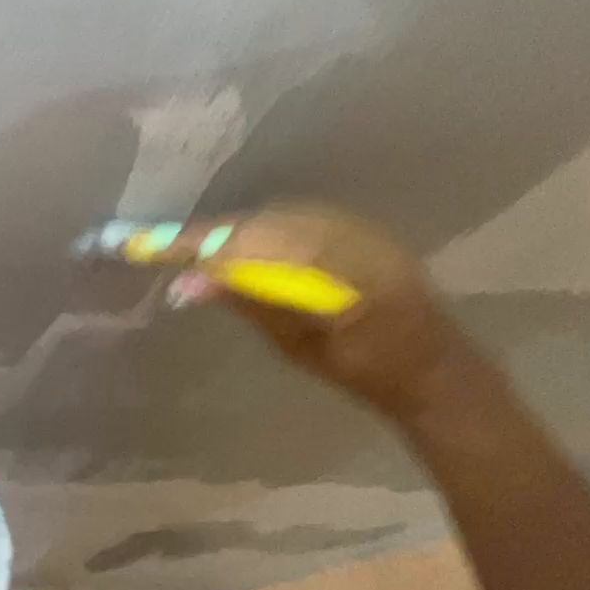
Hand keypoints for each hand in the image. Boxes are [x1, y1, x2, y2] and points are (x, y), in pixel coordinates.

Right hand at [173, 203, 483, 416]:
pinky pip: (297, 219)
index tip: (152, 246)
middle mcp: (353, 235)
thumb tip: (189, 282)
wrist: (437, 369)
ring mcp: (360, 227)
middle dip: (212, 236)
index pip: (255, 245)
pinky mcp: (360, 227)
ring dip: (234, 232)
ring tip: (197, 250)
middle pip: (263, 224)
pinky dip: (261, 230)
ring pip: (277, 217)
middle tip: (166, 249)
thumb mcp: (301, 347)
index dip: (202, 245)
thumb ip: (250, 303)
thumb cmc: (367, 372)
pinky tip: (241, 246)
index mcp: (343, 270)